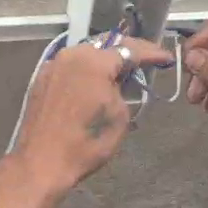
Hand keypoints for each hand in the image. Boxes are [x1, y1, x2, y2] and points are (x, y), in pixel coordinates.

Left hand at [11, 37, 171, 195]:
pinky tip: (93, 83)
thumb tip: (117, 80)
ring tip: (119, 74)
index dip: (150, 53)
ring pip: (85, 54)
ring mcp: (53, 64)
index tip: (165, 57)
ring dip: (103, 61)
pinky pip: (70, 66)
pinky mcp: (41, 77)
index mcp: (93, 62)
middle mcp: (71, 55)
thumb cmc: (86, 142)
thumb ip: (122, 89)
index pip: (128, 50)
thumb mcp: (119, 116)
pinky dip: (84, 71)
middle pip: (105, 47)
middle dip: (125, 53)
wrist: (42, 160)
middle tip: (143, 62)